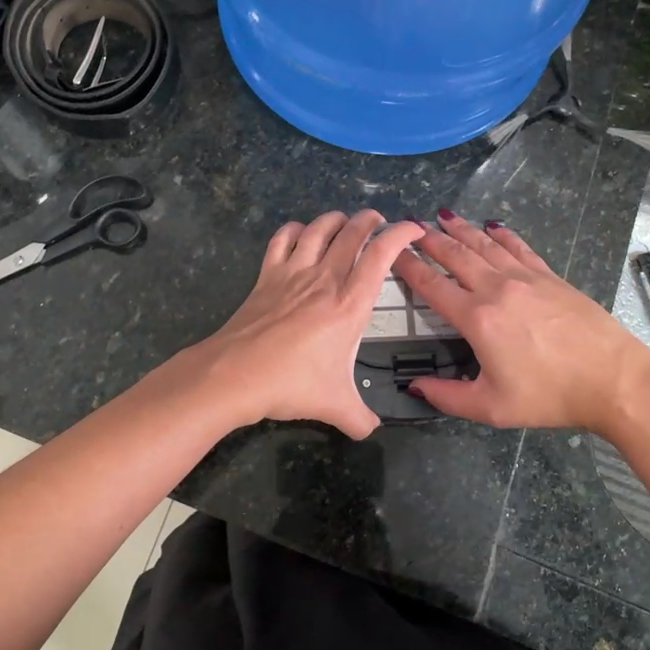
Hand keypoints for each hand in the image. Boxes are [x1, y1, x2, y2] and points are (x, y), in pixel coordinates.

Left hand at [181, 210, 423, 439]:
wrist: (236, 375)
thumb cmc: (292, 384)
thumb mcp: (336, 406)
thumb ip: (360, 418)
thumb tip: (371, 430)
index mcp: (350, 304)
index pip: (381, 254)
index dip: (401, 234)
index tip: (414, 228)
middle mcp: (325, 279)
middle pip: (352, 232)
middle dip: (370, 220)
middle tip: (379, 221)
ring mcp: (293, 273)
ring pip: (318, 229)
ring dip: (335, 219)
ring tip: (344, 221)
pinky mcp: (267, 276)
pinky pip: (282, 240)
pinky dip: (295, 230)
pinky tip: (300, 233)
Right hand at [393, 211, 649, 433]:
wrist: (612, 379)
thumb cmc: (550, 396)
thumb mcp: (492, 407)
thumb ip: (448, 397)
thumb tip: (414, 387)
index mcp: (476, 318)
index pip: (433, 285)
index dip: (409, 266)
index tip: (391, 251)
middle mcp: (496, 288)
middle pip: (455, 255)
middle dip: (429, 239)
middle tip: (408, 226)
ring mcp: (526, 278)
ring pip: (485, 245)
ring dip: (461, 229)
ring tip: (442, 216)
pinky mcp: (550, 276)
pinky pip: (519, 247)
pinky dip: (501, 234)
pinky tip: (492, 225)